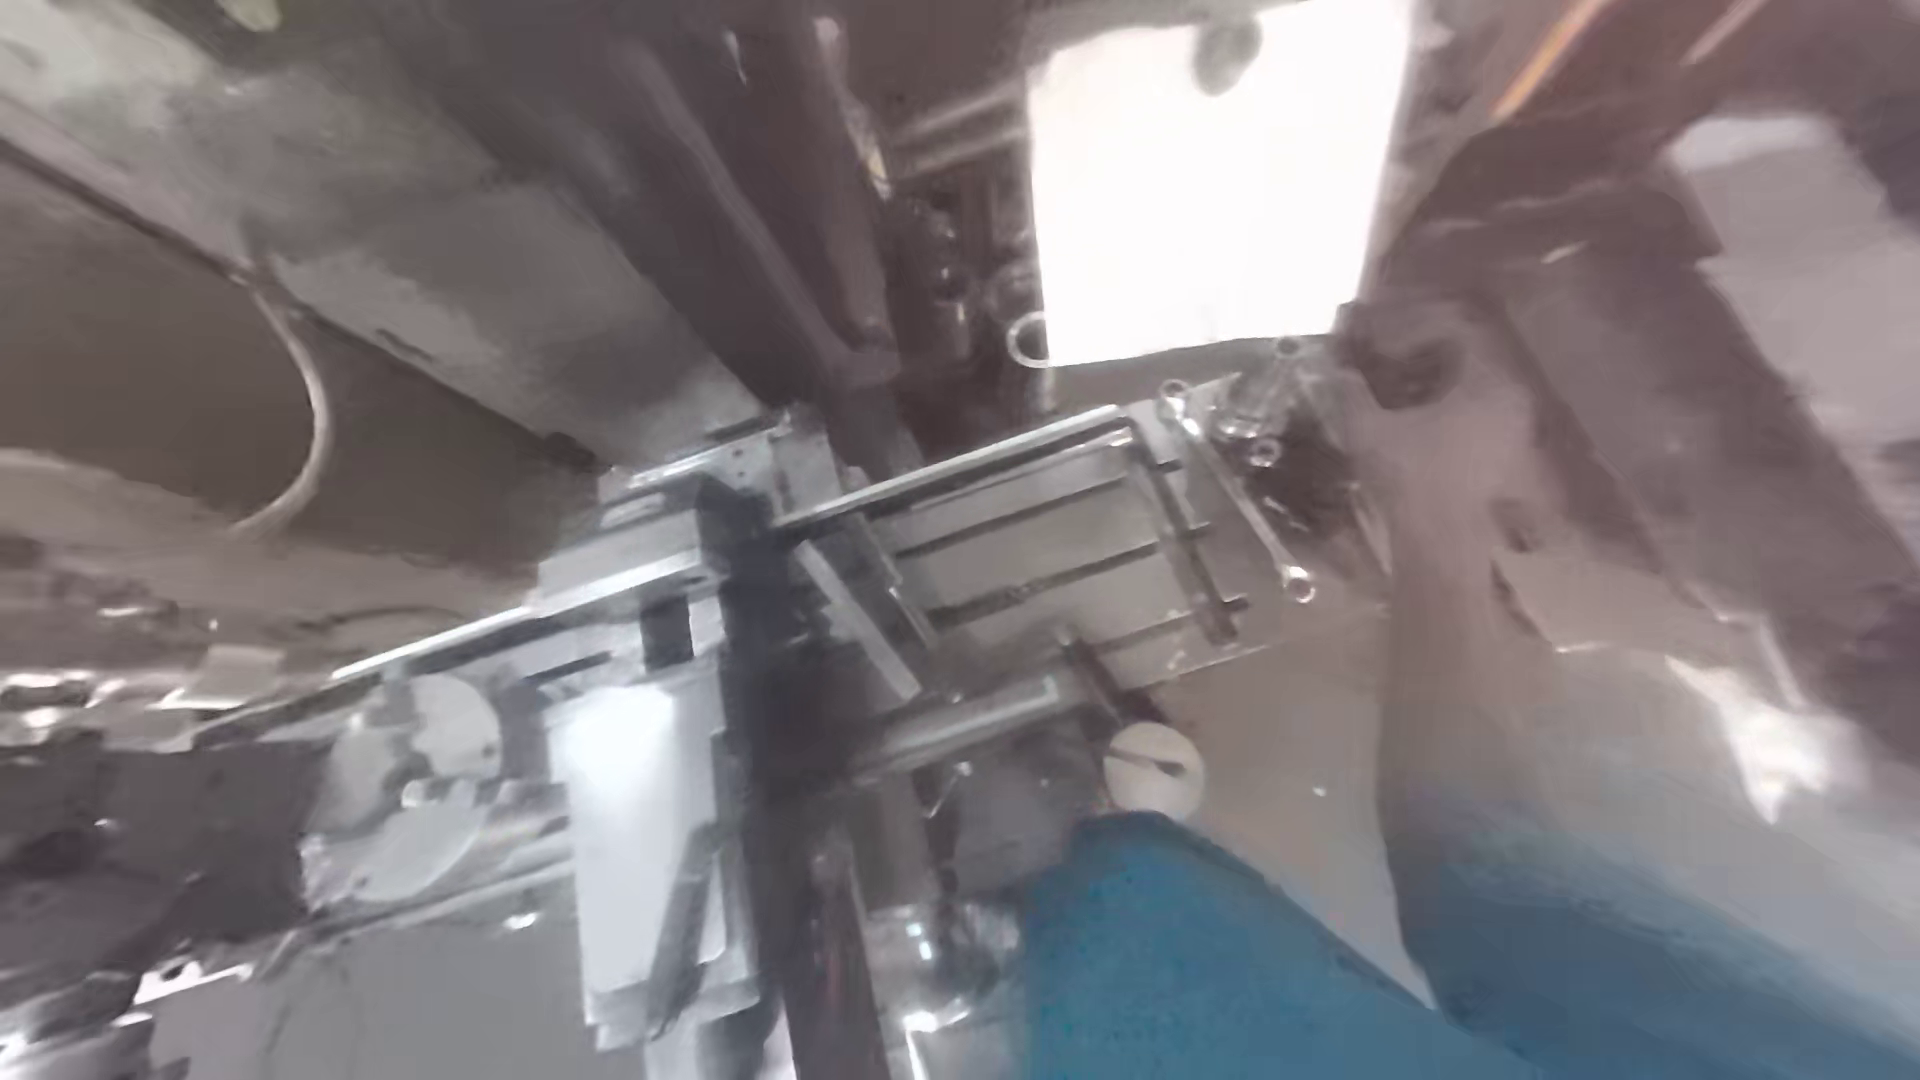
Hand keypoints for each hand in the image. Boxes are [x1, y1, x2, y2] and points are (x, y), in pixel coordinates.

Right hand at [1333, 300, 1535, 528]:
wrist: (1440, 537)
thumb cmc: (1409, 475)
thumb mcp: (1369, 429)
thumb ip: (1352, 393)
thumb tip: (1336, 368)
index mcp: (1487, 383)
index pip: (1458, 334)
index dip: (1413, 331)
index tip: (1380, 340)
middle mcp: (1511, 398)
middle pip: (1465, 362)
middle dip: (1419, 359)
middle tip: (1381, 364)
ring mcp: (1514, 428)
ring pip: (1470, 390)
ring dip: (1430, 386)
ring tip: (1390, 394)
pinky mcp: (1505, 454)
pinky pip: (1474, 415)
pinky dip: (1443, 410)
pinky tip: (1410, 424)